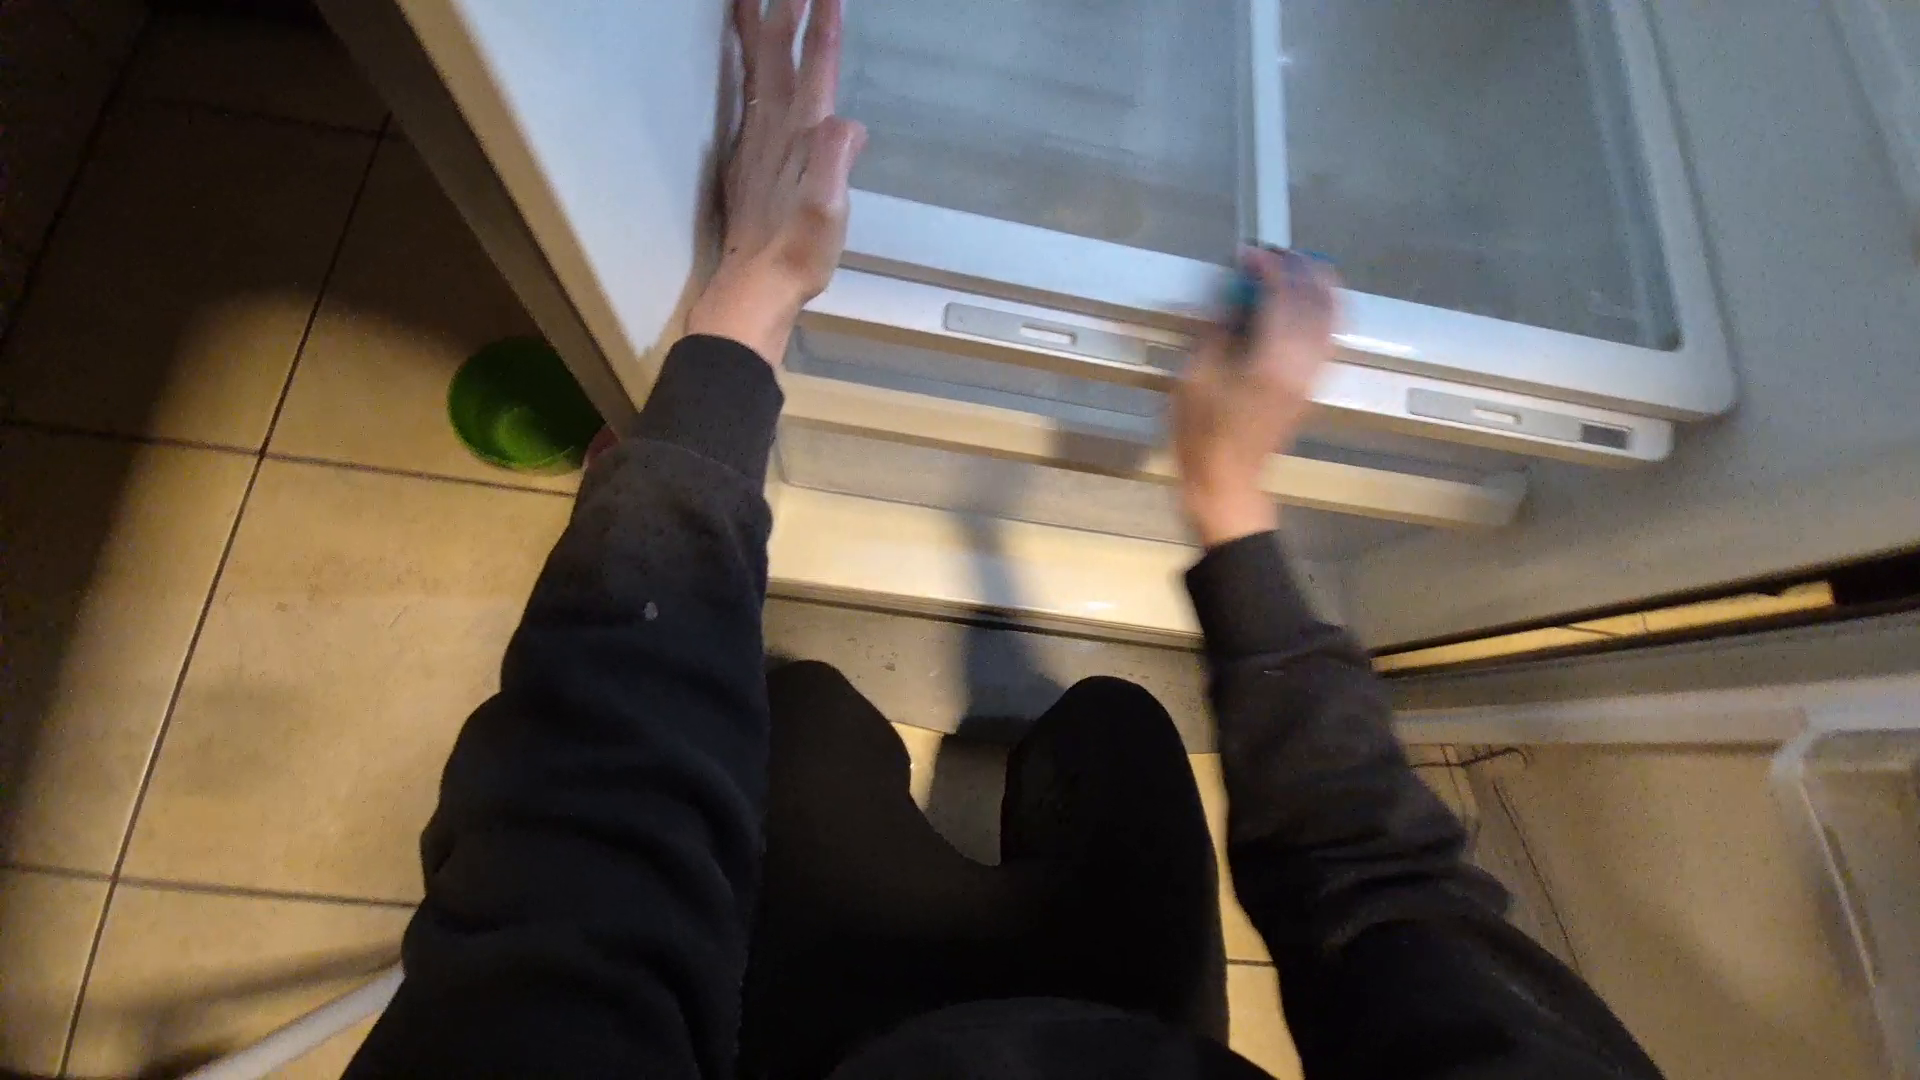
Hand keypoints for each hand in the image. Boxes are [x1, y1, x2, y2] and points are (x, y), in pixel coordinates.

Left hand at [685, 0, 867, 365]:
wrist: (755, 285)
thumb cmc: (800, 255)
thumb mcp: (828, 216)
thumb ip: (836, 165)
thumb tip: (849, 123)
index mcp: (802, 138)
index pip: (815, 69)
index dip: (822, 27)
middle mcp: (774, 130)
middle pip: (777, 56)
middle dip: (786, 8)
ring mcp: (755, 142)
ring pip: (755, 70)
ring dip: (757, 26)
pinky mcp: (744, 160)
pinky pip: (745, 97)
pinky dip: (746, 66)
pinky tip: (748, 63)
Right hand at [1171, 248, 1339, 547]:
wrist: (1226, 482)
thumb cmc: (1200, 435)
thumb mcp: (1195, 379)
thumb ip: (1218, 332)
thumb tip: (1235, 298)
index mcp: (1270, 361)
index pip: (1281, 296)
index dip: (1267, 268)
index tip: (1247, 254)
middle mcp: (1301, 364)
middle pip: (1315, 300)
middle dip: (1297, 269)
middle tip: (1273, 255)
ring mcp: (1311, 377)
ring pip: (1331, 318)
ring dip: (1318, 287)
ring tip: (1295, 270)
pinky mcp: (1311, 387)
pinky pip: (1328, 338)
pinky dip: (1322, 312)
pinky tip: (1304, 305)